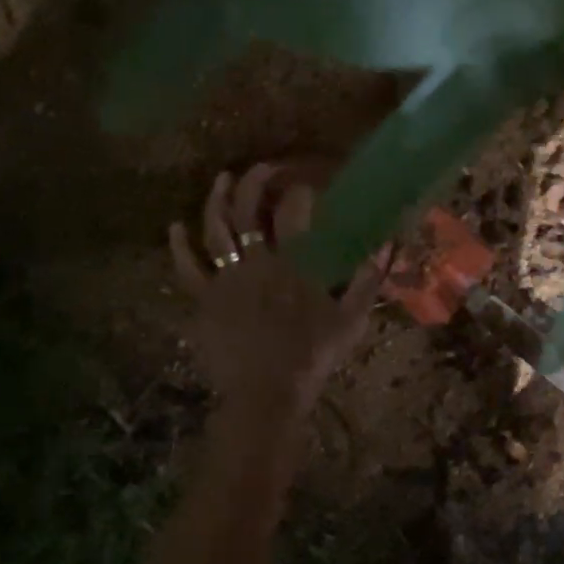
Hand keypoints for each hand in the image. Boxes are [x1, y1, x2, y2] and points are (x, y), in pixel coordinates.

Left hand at [167, 164, 382, 406]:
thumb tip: (387, 244)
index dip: (300, 190)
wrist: (266, 395)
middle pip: (249, 210)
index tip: (307, 182)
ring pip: (215, 229)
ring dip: (217, 199)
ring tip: (223, 179)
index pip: (294, 211)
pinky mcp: (204, 300)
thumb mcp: (351, 317)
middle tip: (263, 168)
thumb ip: (367, 278)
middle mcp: (256, 261)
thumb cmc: (312, 356)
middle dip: (254, 182)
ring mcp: (225, 279)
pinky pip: (187, 268)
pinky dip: (180, 246)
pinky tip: (176, 227)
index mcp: (292, 262)